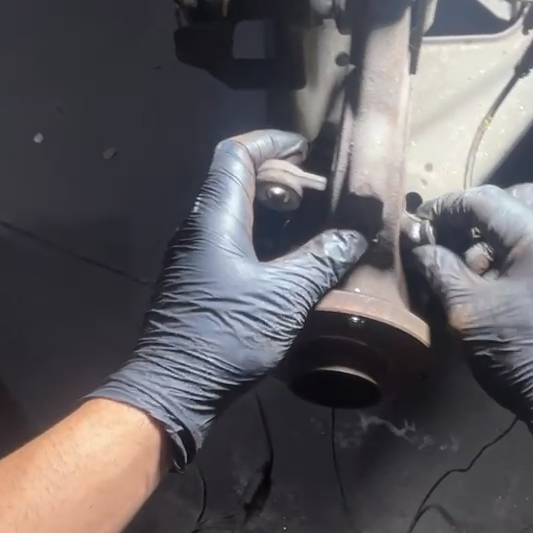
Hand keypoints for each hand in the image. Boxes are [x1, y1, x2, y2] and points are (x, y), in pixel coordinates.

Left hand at [93, 130, 366, 467]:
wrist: (174, 389)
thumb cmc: (226, 336)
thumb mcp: (285, 297)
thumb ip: (322, 260)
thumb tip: (357, 232)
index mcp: (215, 218)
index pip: (237, 155)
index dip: (271, 142)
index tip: (304, 146)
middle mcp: (198, 231)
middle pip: (237, 185)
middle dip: (280, 182)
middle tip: (319, 197)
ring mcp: (194, 261)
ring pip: (236, 221)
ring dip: (273, 219)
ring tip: (313, 232)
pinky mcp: (197, 289)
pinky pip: (232, 250)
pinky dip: (263, 247)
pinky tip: (290, 271)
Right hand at [407, 183, 532, 463]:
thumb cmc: (518, 355)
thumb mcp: (467, 311)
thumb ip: (439, 268)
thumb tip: (417, 242)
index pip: (483, 199)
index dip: (445, 209)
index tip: (420, 227)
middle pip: (513, 200)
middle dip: (475, 218)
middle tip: (446, 244)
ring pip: (532, 220)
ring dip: (497, 234)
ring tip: (471, 270)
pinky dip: (519, 250)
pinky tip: (498, 281)